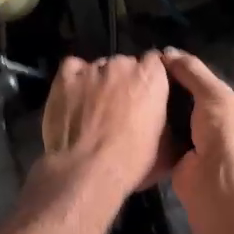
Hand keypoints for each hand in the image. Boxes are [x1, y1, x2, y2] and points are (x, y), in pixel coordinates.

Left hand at [41, 53, 171, 194]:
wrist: (86, 171)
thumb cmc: (132, 161)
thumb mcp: (167, 147)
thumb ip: (169, 123)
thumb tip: (168, 124)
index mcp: (151, 77)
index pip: (155, 61)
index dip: (151, 78)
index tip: (148, 95)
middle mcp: (122, 65)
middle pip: (126, 64)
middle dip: (124, 81)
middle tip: (120, 107)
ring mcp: (92, 69)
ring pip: (99, 68)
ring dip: (100, 82)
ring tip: (93, 108)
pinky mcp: (64, 77)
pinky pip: (72, 68)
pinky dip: (75, 78)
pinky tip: (74, 96)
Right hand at [162, 49, 233, 194]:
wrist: (215, 177)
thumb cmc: (228, 131)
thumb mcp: (213, 92)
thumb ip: (192, 71)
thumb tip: (168, 51)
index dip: (214, 85)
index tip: (189, 74)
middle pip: (214, 112)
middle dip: (193, 102)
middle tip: (167, 83)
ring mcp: (222, 155)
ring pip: (196, 129)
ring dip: (179, 119)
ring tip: (155, 97)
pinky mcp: (198, 167)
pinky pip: (180, 145)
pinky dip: (168, 136)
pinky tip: (151, 120)